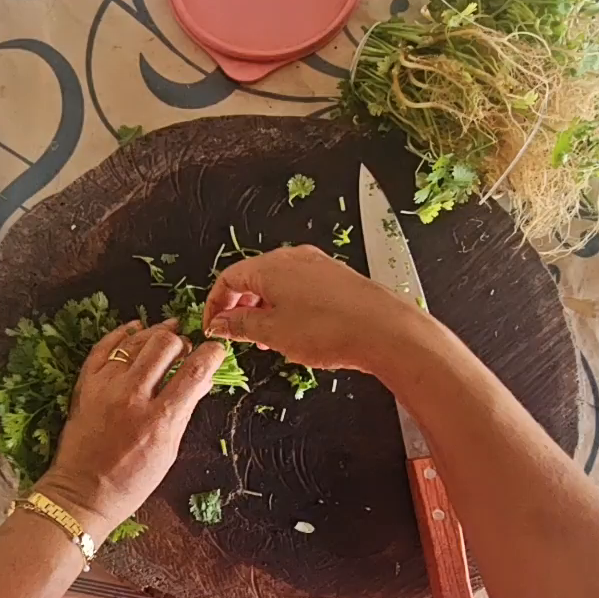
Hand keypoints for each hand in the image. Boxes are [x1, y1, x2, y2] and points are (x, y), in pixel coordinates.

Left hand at [34, 319, 224, 541]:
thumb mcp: (169, 451)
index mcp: (159, 420)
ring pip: (136, 340)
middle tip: (185, 348)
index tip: (215, 351)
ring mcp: (106, 387)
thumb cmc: (130, 481)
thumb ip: (185, 412)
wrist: (83, 492)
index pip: (194, 372)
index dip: (211, 354)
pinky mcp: (86, 384)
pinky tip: (135, 330)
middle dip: (181, 341)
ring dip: (156, 334)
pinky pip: (105, 346)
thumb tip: (203, 380)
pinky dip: (122, 334)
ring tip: (166, 335)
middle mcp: (132, 397)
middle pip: (164, 345)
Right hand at [202, 244, 419, 370]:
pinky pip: (297, 288)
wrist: (385, 331)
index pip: (227, 279)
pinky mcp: (334, 278)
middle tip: (236, 336)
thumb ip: (240, 325)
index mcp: (270, 266)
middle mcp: (292, 258)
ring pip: (275, 284)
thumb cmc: (330, 329)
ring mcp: (316, 266)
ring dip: (262, 310)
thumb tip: (221, 323)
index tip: (214, 327)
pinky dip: (285, 307)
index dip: (215, 305)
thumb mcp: (272, 332)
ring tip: (265, 339)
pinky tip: (293, 333)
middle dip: (239, 308)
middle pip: (251, 278)